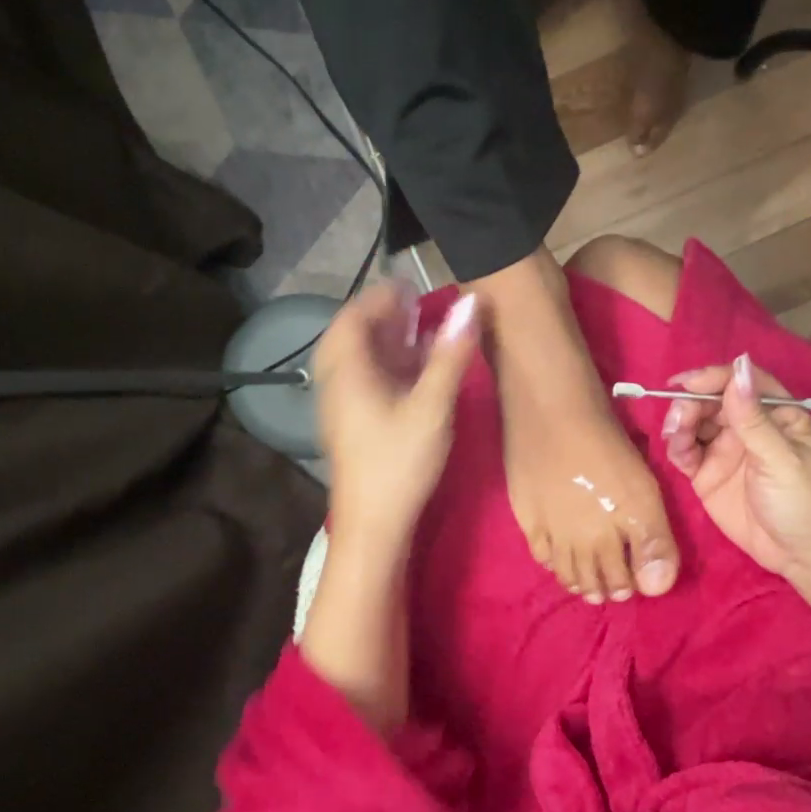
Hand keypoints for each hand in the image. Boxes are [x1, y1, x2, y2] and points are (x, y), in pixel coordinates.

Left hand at [315, 286, 479, 540]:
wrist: (373, 524)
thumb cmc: (399, 463)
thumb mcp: (431, 407)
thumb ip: (450, 355)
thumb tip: (472, 303)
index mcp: (348, 371)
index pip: (353, 317)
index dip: (380, 298)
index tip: (411, 286)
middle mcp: (338, 383)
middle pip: (354, 337)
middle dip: (384, 318)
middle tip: (418, 306)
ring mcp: (343, 406)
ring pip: (361, 361)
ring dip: (388, 342)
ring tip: (421, 332)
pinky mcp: (354, 425)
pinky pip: (367, 381)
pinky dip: (389, 367)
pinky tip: (417, 373)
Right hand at [661, 353, 810, 576]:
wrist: (802, 556)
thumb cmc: (805, 502)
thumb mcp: (781, 459)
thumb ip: (754, 418)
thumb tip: (739, 364)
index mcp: (777, 414)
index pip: (743, 382)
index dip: (714, 377)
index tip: (687, 382)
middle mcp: (749, 426)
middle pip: (712, 400)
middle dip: (692, 402)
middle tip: (679, 416)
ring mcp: (726, 450)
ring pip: (695, 423)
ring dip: (680, 422)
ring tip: (675, 434)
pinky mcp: (708, 475)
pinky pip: (686, 452)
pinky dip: (677, 446)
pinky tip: (676, 449)